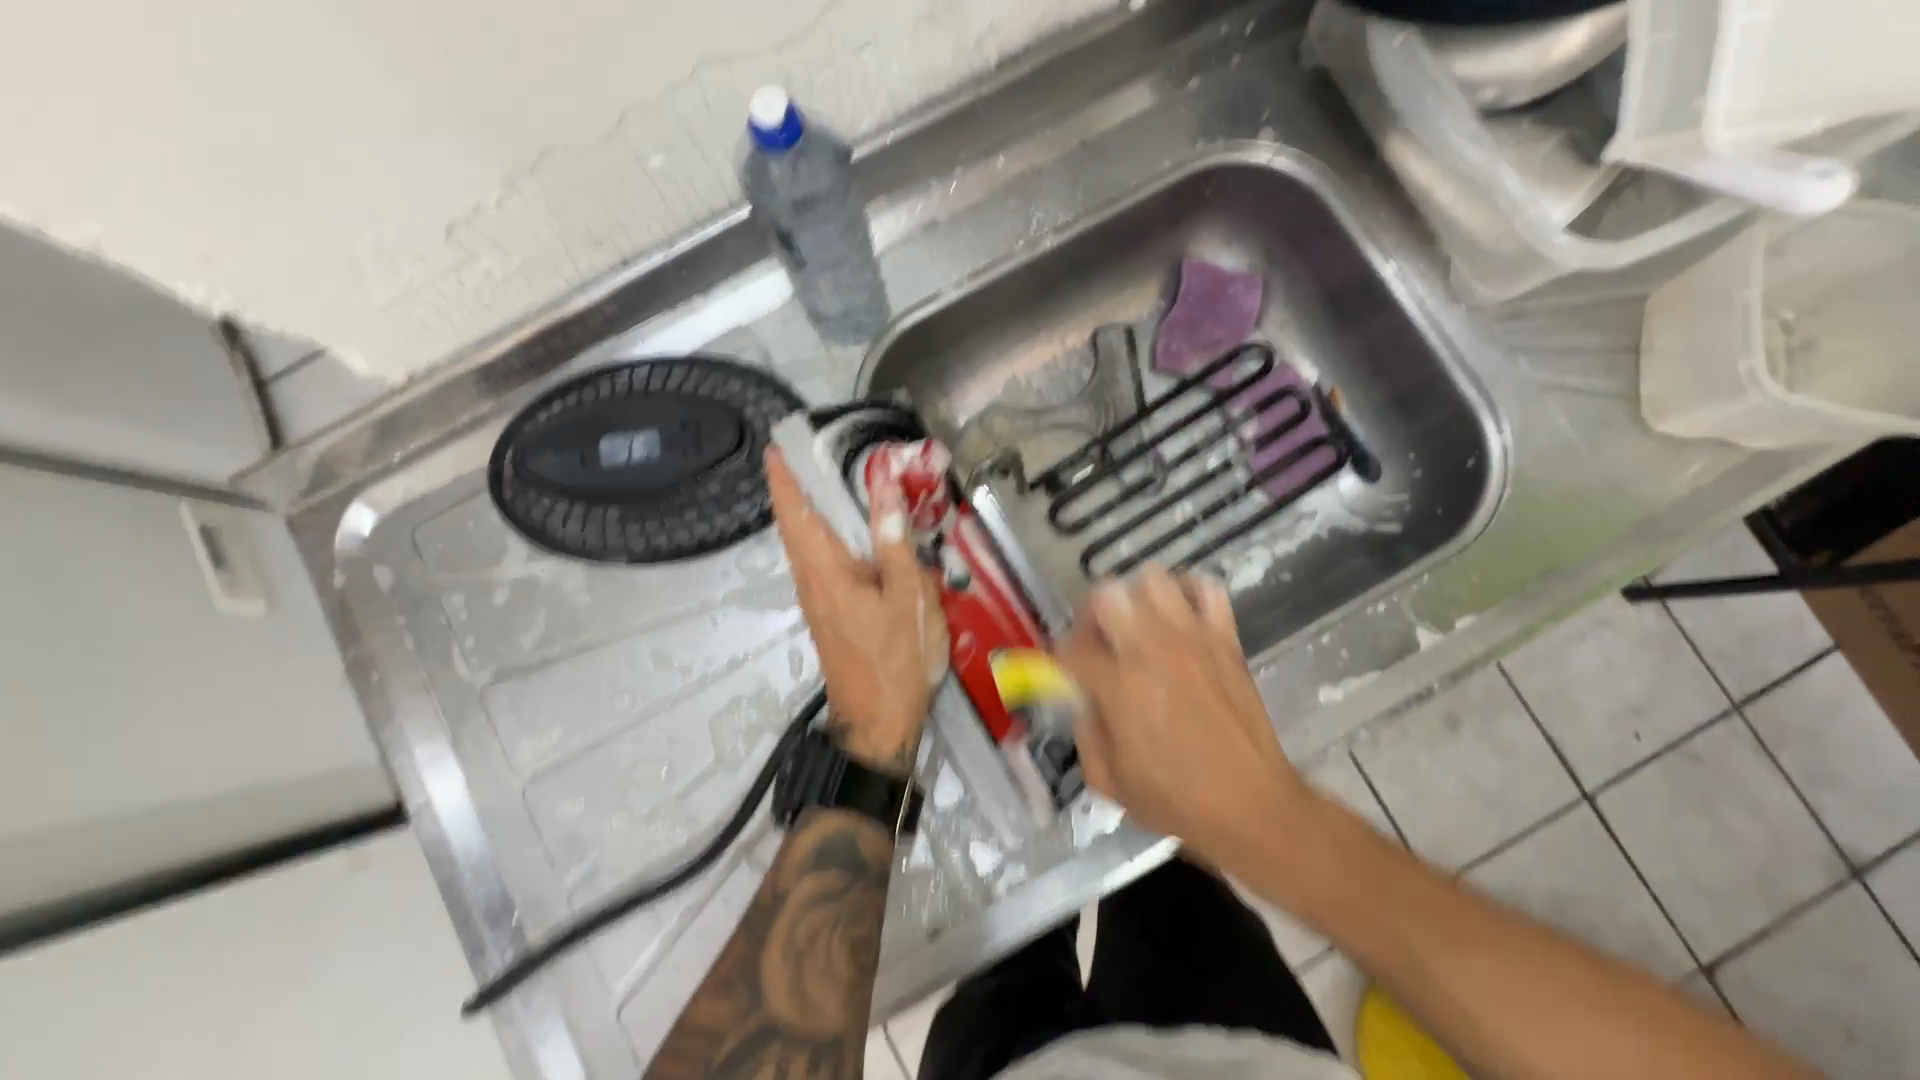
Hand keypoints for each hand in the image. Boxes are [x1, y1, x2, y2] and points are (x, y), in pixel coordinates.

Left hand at [765, 446, 947, 775]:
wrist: (878, 721)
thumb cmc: (897, 659)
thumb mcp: (908, 598)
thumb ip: (895, 542)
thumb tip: (885, 487)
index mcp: (826, 571)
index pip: (795, 513)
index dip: (784, 478)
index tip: (777, 445)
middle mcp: (812, 580)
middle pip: (795, 525)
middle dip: (795, 487)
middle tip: (809, 450)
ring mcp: (818, 598)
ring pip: (806, 543)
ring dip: (809, 510)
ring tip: (827, 478)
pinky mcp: (830, 611)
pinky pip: (821, 559)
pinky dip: (826, 534)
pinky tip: (851, 529)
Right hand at [1053, 567, 1309, 864]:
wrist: (1250, 805)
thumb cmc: (1176, 800)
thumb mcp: (1108, 781)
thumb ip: (1085, 732)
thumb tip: (1084, 700)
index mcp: (1117, 685)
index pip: (1070, 645)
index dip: (1060, 657)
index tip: (1067, 672)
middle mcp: (1151, 649)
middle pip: (1106, 595)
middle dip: (1092, 615)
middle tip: (1099, 641)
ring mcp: (1192, 638)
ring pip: (1153, 579)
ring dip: (1138, 598)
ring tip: (1140, 626)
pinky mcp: (1225, 639)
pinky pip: (1206, 589)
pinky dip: (1188, 593)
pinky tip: (1181, 619)